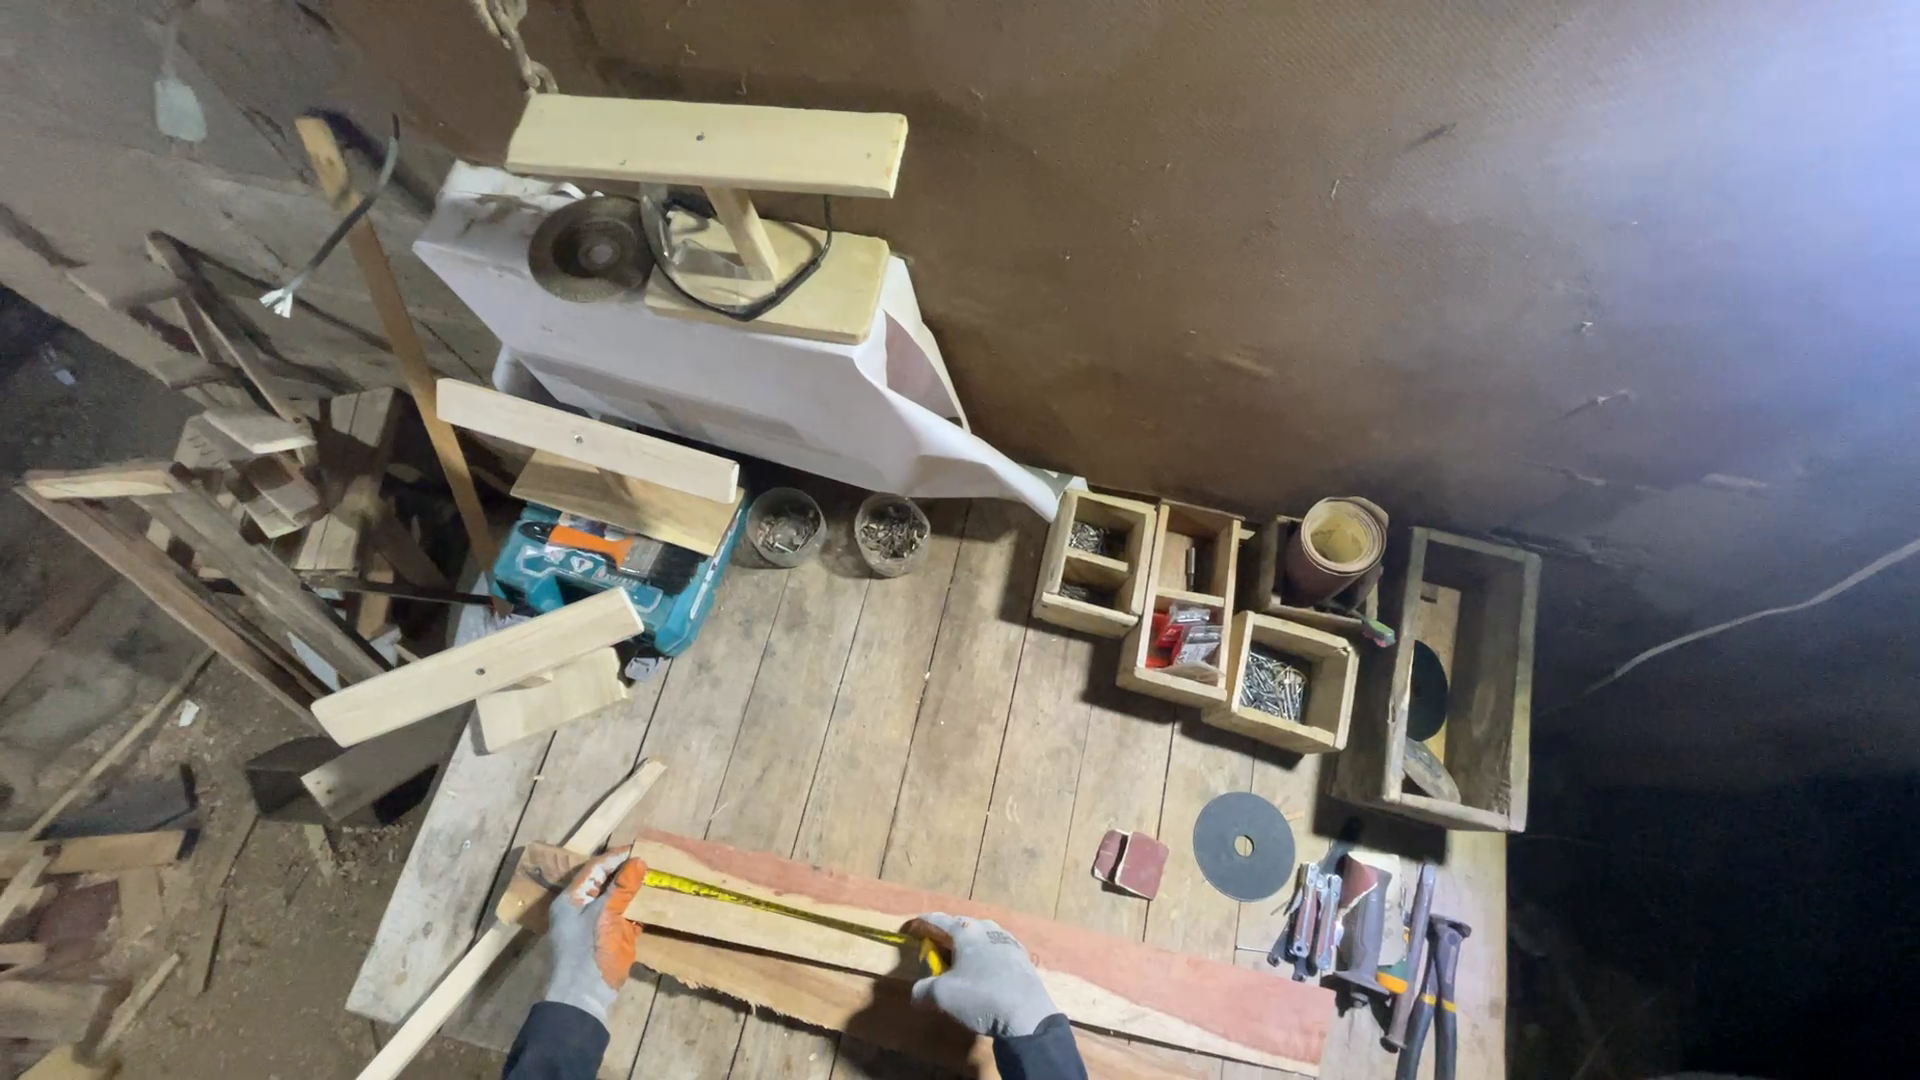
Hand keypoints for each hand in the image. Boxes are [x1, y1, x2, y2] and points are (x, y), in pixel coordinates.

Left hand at [542, 848, 646, 1022]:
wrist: (584, 999)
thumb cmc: (588, 952)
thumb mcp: (605, 915)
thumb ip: (622, 887)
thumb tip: (638, 860)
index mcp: (572, 899)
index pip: (597, 868)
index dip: (618, 857)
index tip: (642, 848)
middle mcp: (583, 907)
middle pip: (608, 881)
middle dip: (630, 870)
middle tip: (654, 859)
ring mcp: (598, 922)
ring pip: (620, 897)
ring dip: (638, 888)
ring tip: (660, 874)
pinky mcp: (612, 936)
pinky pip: (628, 914)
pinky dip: (642, 906)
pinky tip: (658, 898)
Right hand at [906, 912, 1058, 1037]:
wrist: (1026, 1013)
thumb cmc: (980, 996)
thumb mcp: (943, 996)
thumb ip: (923, 990)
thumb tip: (916, 993)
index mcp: (966, 930)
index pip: (939, 920)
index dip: (923, 922)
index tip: (912, 925)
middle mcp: (986, 927)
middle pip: (961, 925)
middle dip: (947, 934)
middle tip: (936, 947)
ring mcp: (1007, 940)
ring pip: (981, 936)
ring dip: (968, 945)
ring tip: (961, 961)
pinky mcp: (1021, 956)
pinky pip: (996, 949)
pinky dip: (985, 956)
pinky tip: (985, 971)